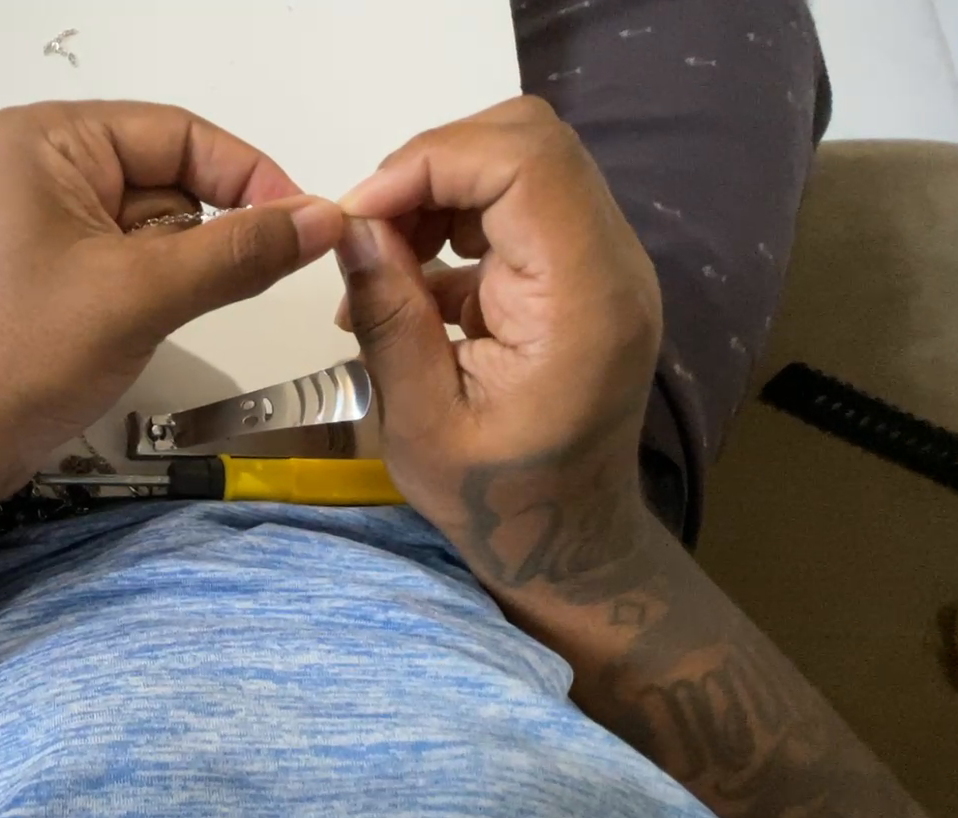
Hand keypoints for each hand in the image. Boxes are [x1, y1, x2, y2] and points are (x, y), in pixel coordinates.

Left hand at [0, 101, 343, 492]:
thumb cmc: (22, 358)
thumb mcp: (140, 294)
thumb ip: (237, 252)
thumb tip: (325, 219)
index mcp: (47, 141)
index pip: (178, 133)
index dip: (249, 175)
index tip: (309, 222)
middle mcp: (42, 172)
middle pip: (167, 181)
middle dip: (207, 234)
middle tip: (239, 281)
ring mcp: (44, 230)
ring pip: (151, 233)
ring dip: (178, 273)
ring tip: (151, 318)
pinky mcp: (50, 279)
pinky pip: (125, 269)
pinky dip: (153, 294)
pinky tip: (140, 328)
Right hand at [335, 97, 663, 594]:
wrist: (561, 534)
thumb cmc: (491, 495)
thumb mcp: (418, 419)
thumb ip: (389, 317)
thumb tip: (350, 230)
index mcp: (579, 301)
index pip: (523, 163)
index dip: (428, 164)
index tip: (354, 218)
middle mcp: (607, 263)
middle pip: (527, 143)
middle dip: (427, 171)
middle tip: (363, 236)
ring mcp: (598, 265)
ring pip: (517, 168)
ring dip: (432, 199)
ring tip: (376, 270)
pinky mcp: (575, 277)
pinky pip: (512, 214)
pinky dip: (447, 231)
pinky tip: (405, 290)